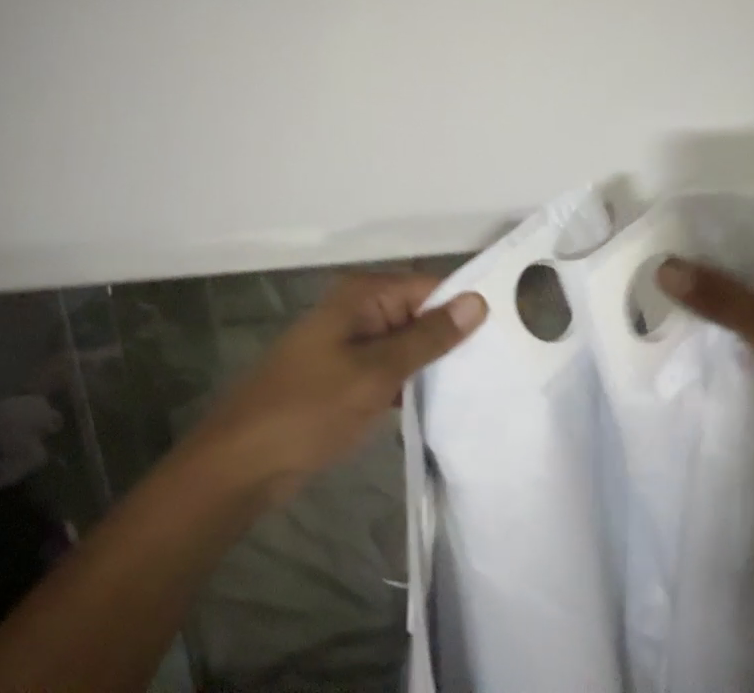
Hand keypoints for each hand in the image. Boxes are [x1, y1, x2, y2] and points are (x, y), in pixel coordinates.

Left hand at [194, 274, 486, 496]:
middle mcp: (358, 311)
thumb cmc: (307, 410)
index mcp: (362, 296)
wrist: (240, 465)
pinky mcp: (346, 378)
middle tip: (507, 359)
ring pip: (408, 344)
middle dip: (456, 335)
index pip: (431, 287)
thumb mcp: (375, 373)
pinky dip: (414, 383)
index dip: (467, 305)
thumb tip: (477, 301)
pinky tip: (446, 402)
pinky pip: (391, 369)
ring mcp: (350, 346)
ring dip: (437, 362)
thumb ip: (428, 338)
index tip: (513, 327)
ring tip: (487, 381)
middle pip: (420, 313)